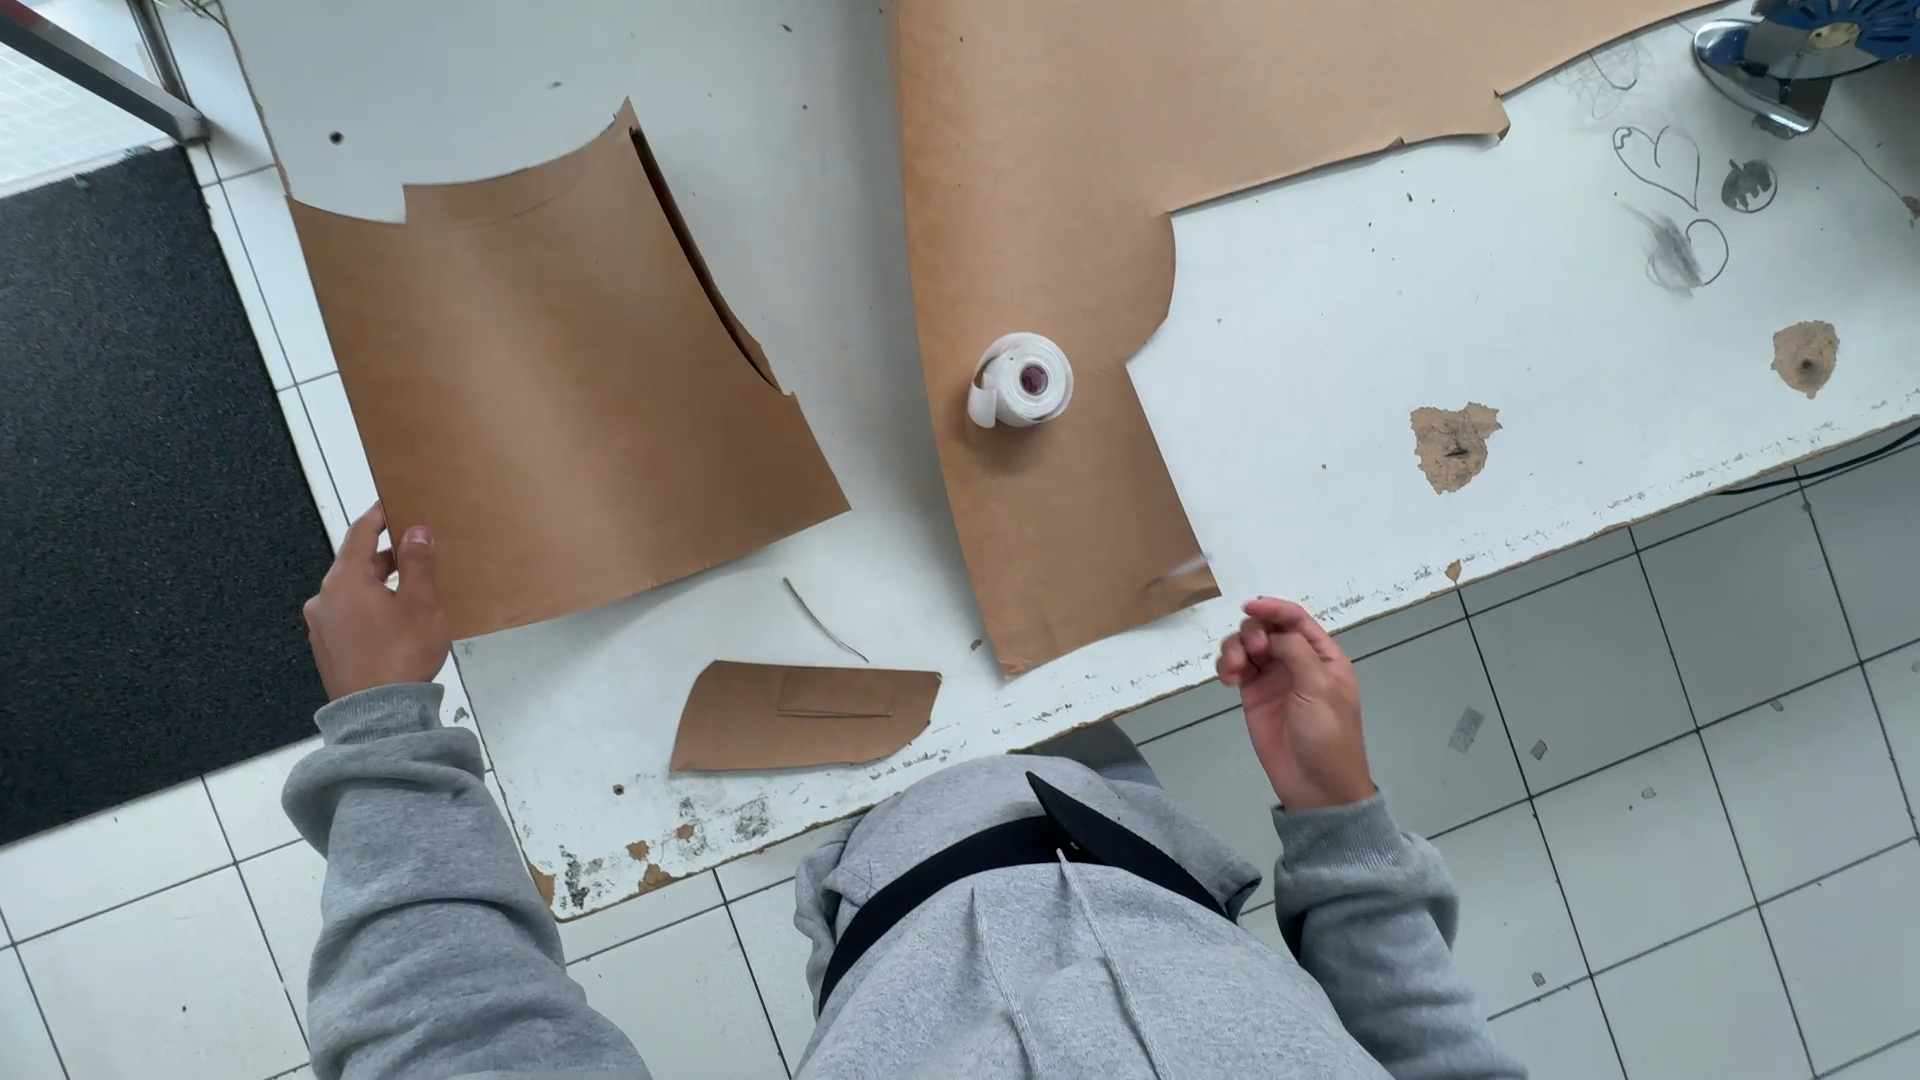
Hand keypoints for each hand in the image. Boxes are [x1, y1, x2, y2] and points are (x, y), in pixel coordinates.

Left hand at [303, 502, 450, 699]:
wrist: (379, 710)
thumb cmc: (403, 650)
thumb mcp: (420, 603)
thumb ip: (416, 564)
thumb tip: (416, 531)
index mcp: (344, 581)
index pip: (360, 535)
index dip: (378, 516)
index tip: (393, 502)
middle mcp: (323, 598)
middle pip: (356, 564)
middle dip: (386, 555)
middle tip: (418, 549)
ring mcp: (321, 624)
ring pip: (354, 590)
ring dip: (380, 582)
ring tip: (413, 587)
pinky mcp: (327, 646)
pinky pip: (351, 612)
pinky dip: (372, 604)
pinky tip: (396, 616)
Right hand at [1215, 597, 1373, 809]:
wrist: (1315, 785)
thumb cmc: (1328, 735)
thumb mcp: (1320, 689)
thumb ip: (1296, 652)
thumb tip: (1272, 632)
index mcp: (1322, 656)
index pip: (1295, 619)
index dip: (1272, 608)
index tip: (1249, 607)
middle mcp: (1296, 661)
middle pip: (1266, 628)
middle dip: (1252, 634)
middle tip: (1252, 655)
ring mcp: (1272, 677)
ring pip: (1245, 645)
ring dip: (1234, 650)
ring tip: (1233, 672)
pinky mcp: (1252, 694)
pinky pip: (1234, 667)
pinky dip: (1226, 666)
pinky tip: (1227, 680)